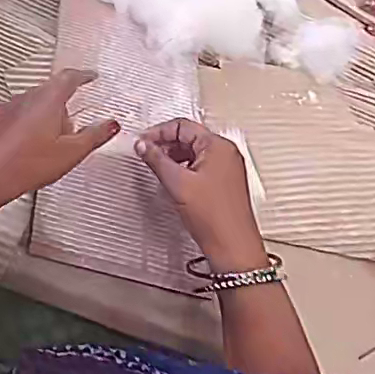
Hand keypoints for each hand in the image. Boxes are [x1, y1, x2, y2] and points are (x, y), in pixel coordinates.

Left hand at [0, 69, 119, 197]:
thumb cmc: (26, 164)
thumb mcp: (71, 152)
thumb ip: (94, 135)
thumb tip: (110, 125)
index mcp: (48, 100)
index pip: (69, 77)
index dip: (83, 76)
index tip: (90, 76)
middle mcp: (26, 98)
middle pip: (50, 92)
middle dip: (62, 108)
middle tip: (70, 129)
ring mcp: (7, 107)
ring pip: (31, 105)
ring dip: (42, 119)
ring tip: (47, 146)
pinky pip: (15, 116)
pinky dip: (24, 127)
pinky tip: (26, 149)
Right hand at [134, 118, 266, 269]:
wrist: (232, 248)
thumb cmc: (215, 218)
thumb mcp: (176, 182)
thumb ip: (156, 159)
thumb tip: (143, 145)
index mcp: (218, 146)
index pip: (182, 126)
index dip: (158, 132)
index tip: (142, 142)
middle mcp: (226, 154)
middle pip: (188, 136)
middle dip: (164, 143)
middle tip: (146, 152)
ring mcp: (227, 168)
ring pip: (193, 151)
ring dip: (172, 155)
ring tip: (156, 166)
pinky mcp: (223, 182)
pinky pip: (199, 164)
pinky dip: (182, 167)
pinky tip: (172, 179)